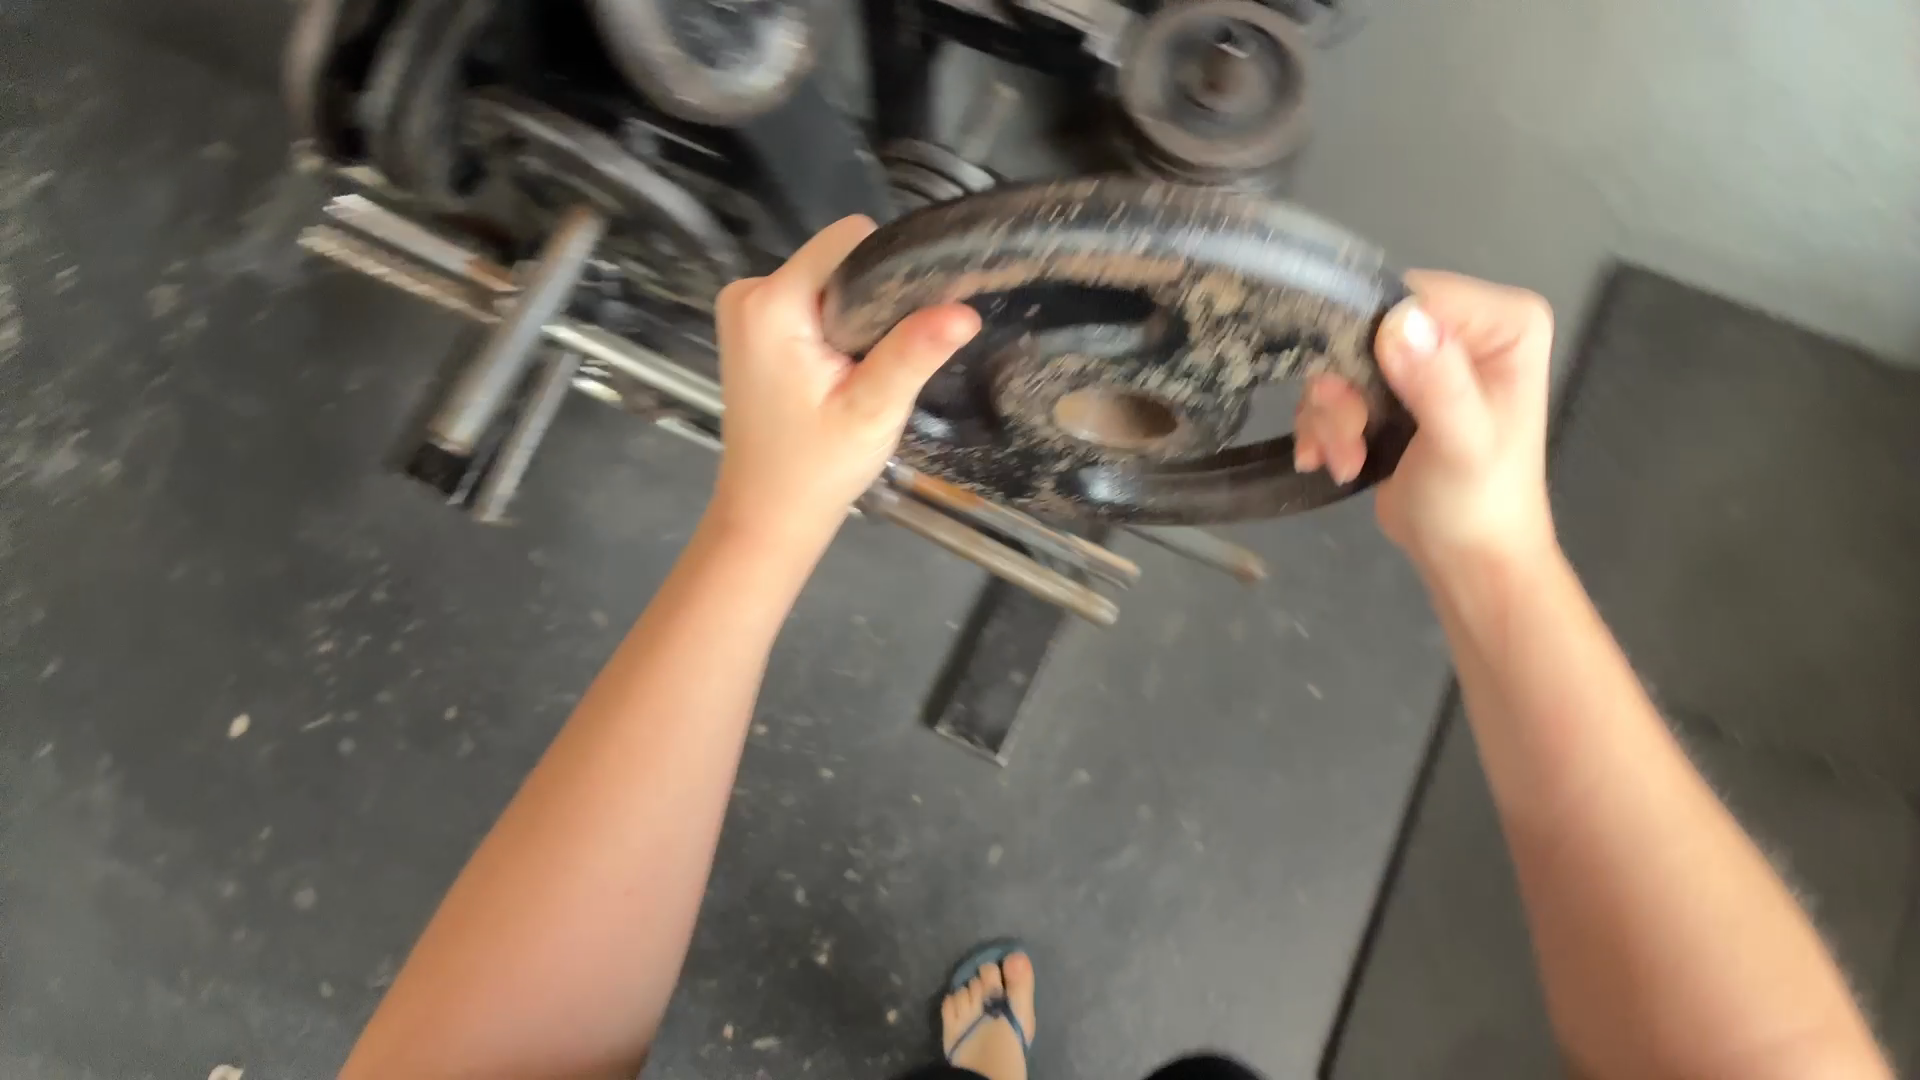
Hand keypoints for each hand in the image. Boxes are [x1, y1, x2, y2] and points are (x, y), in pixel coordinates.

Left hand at [707, 216, 981, 548]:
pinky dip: (833, 329)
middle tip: (879, 364)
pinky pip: (810, 303)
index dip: (891, 271)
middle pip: (838, 260)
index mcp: (771, 302)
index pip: (849, 240)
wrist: (769, 511)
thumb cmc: (818, 467)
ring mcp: (744, 309)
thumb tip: (965, 310)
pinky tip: (837, 375)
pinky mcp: (751, 328)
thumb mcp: (873, 411)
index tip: (908, 321)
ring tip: (858, 375)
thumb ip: (913, 353)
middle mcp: (748, 292)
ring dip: (855, 319)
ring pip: (828, 281)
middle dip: (871, 301)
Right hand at [1293, 270, 1556, 576]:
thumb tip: (1399, 322)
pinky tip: (1332, 462)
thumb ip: (1437, 383)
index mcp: (1502, 325)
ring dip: (1329, 420)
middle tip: (1348, 440)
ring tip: (1346, 462)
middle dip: (1343, 394)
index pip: (1414, 298)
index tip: (1358, 400)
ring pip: (1337, 366)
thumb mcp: (1461, 443)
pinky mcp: (1387, 392)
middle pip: (1365, 331)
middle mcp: (1462, 331)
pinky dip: (1321, 430)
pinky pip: (1328, 392)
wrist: (1463, 557)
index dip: (1372, 342)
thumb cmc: (1476, 504)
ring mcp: (1419, 362)